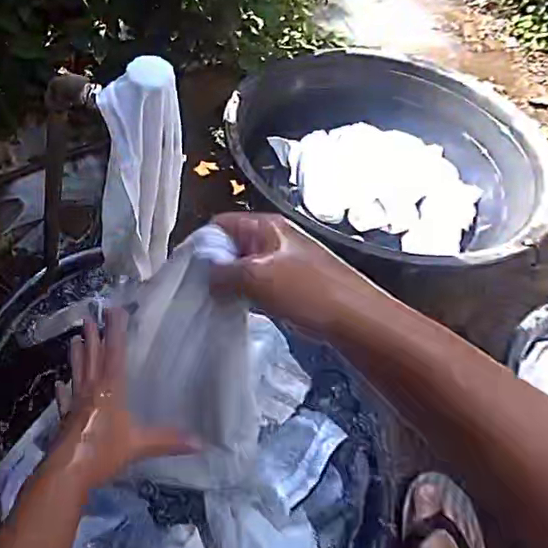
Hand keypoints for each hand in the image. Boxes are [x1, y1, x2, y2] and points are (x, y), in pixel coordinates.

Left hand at [45, 308, 198, 491]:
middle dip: (93, 336)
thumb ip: (168, 440)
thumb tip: (202, 442)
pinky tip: (60, 384)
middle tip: (89, 316)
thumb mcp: (139, 445)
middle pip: (93, 357)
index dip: (115, 331)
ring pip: (77, 372)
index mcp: (110, 389)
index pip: (114, 353)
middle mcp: (91, 390)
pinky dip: (63, 390)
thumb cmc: (104, 451)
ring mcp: (75, 403)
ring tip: (74, 339)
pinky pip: (64, 399)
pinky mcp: (65, 417)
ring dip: (77, 355)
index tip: (114, 310)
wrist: (68, 470)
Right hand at [211, 211, 404, 339]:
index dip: (201, 244)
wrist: (358, 322)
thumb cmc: (311, 292)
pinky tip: (245, 310)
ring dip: (231, 285)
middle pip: (230, 246)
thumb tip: (206, 277)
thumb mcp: (256, 278)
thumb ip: (222, 273)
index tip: (188, 269)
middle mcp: (274, 239)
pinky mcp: (291, 285)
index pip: (219, 224)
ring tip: (222, 302)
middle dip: (215, 267)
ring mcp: (283, 262)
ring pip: (242, 268)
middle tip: (203, 289)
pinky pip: (257, 285)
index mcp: (266, 227)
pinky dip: (247, 296)